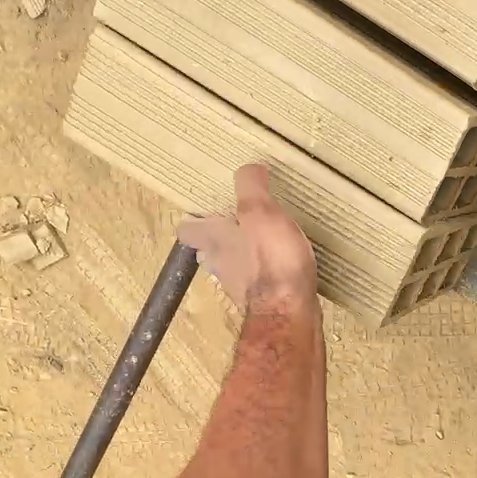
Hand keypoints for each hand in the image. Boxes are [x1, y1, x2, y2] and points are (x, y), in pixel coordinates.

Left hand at [177, 164, 318, 315]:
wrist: (289, 311)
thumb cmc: (271, 259)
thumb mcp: (261, 211)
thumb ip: (251, 187)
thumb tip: (250, 167)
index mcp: (213, 239)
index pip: (187, 228)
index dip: (195, 220)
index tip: (209, 214)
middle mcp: (219, 265)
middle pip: (207, 251)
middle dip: (219, 242)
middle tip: (237, 231)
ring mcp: (240, 288)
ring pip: (232, 270)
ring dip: (243, 262)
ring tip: (263, 252)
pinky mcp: (263, 303)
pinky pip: (258, 287)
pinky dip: (266, 280)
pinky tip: (282, 275)